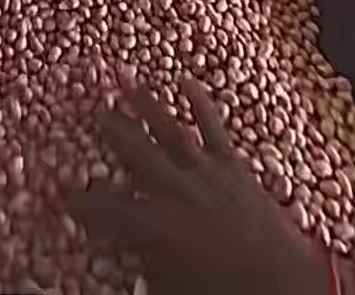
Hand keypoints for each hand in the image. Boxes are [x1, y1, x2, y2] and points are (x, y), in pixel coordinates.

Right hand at [74, 80, 345, 294]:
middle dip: (116, 132)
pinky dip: (199, 103)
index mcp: (164, 225)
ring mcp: (207, 173)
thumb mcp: (178, 285)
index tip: (65, 193)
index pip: (114, 210)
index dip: (87, 202)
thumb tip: (127, 244)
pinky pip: (213, 129)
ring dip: (147, 106)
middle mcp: (180, 190)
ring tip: (126, 81)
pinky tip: (184, 81)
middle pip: (140, 155)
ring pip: (170, 132)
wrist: (290, 285)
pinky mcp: (232, 165)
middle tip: (96, 111)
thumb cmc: (229, 289)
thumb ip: (149, 260)